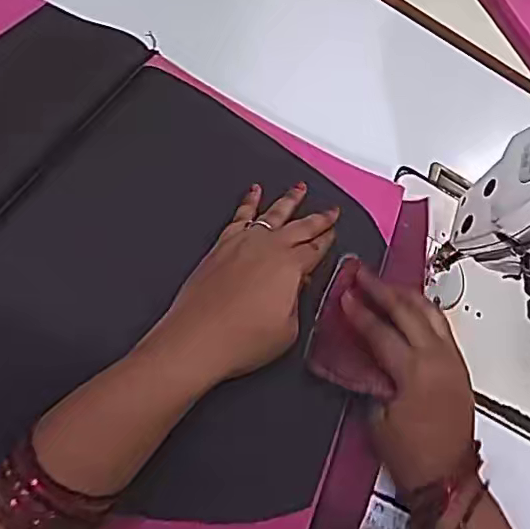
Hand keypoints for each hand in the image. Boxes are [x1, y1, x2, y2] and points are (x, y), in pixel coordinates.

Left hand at [143, 183, 338, 386]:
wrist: (196, 339)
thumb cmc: (240, 339)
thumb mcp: (288, 330)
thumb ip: (296, 303)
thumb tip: (294, 289)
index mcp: (291, 266)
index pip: (316, 248)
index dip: (328, 240)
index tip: (333, 233)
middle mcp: (270, 248)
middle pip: (302, 226)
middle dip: (319, 217)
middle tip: (330, 211)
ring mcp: (244, 242)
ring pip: (274, 213)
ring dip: (290, 199)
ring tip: (299, 189)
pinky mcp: (222, 245)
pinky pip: (241, 214)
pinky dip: (249, 201)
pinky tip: (254, 193)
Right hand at [341, 268, 474, 489]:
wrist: (448, 478)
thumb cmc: (413, 457)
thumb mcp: (377, 418)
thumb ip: (369, 379)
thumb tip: (362, 354)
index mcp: (414, 370)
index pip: (381, 330)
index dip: (360, 312)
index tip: (346, 296)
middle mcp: (437, 357)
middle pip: (407, 310)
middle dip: (382, 289)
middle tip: (364, 276)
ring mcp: (451, 358)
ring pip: (429, 311)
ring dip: (405, 294)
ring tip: (386, 285)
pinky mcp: (459, 364)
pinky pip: (441, 324)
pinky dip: (423, 309)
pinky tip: (412, 306)